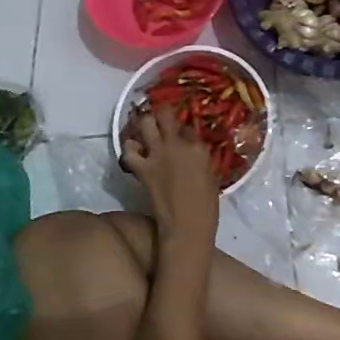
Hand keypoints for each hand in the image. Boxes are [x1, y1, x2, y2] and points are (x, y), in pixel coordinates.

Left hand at [121, 105, 219, 245]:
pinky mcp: (142, 168)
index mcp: (199, 148)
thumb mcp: (210, 175)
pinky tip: (135, 152)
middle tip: (161, 120)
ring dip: (144, 126)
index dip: (183, 127)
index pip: (188, 126)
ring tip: (146, 133)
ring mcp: (158, 154)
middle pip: (165, 115)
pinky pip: (130, 150)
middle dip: (161, 114)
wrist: (186, 225)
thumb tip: (192, 151)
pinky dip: (130, 148)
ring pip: (145, 124)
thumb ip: (200, 159)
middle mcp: (178, 145)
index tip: (182, 131)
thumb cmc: (206, 205)